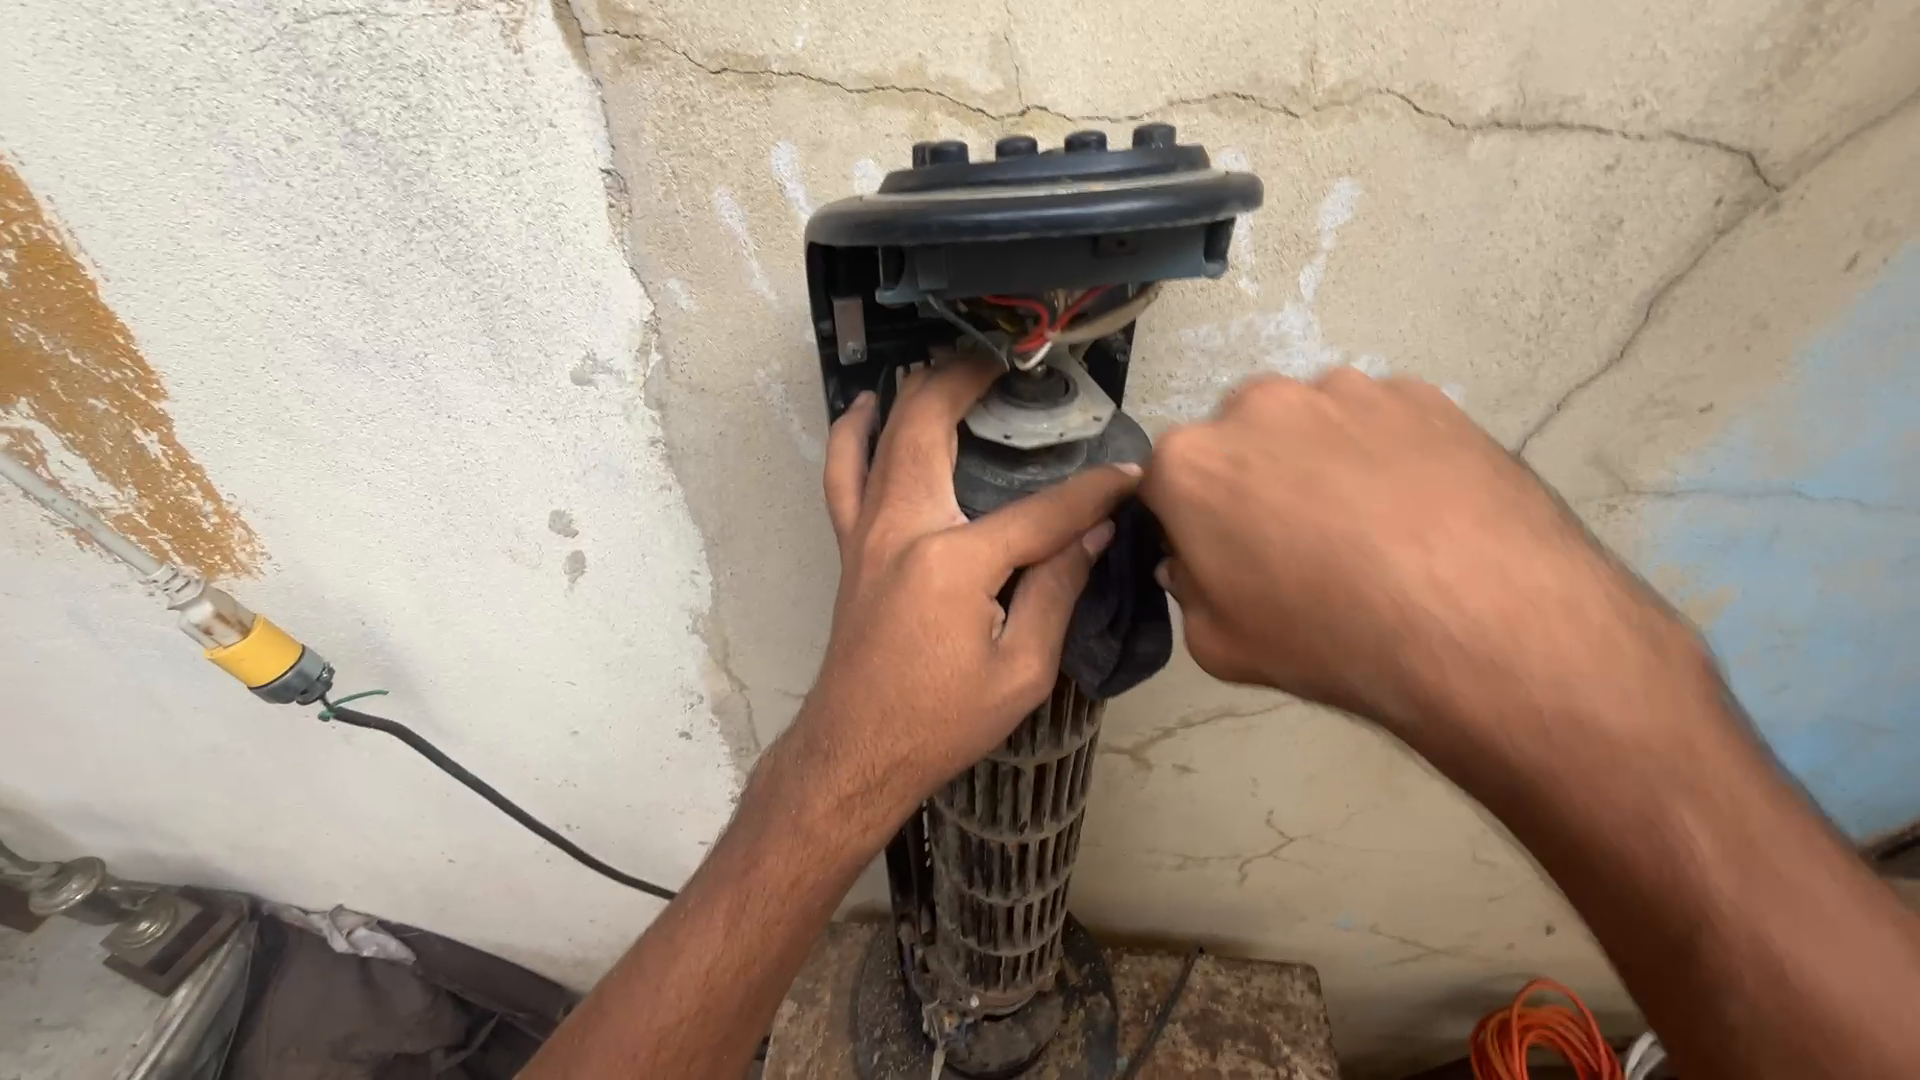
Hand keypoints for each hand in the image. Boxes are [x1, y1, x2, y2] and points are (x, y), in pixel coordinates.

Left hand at [794, 355, 1138, 831]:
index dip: (1095, 491)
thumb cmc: (941, 721)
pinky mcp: (850, 546)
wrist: (857, 750)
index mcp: (955, 561)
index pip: (1043, 511)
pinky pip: (842, 472)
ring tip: (946, 364)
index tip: (1131, 473)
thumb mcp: (1023, 670)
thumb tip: (1093, 531)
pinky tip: (864, 410)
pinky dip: (853, 433)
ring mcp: (866, 532)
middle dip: (969, 379)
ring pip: (881, 436)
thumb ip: (1057, 589)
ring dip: (913, 391)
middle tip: (1008, 358)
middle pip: (931, 426)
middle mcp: (902, 527)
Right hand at [1142, 368, 1708, 766]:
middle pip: (1231, 441)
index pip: (1160, 482)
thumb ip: (1187, 591)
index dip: (1183, 522)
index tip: (1215, 554)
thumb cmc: (1329, 639)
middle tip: (1290, 539)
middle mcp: (1254, 406)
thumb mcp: (1219, 646)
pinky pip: (1375, 421)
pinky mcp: (1417, 392)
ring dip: (1312, 460)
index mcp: (1190, 463)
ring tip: (1365, 524)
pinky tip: (1414, 506)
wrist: (1488, 627)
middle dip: (1246, 481)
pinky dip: (1379, 452)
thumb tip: (1192, 560)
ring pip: (1304, 423)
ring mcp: (1341, 391)